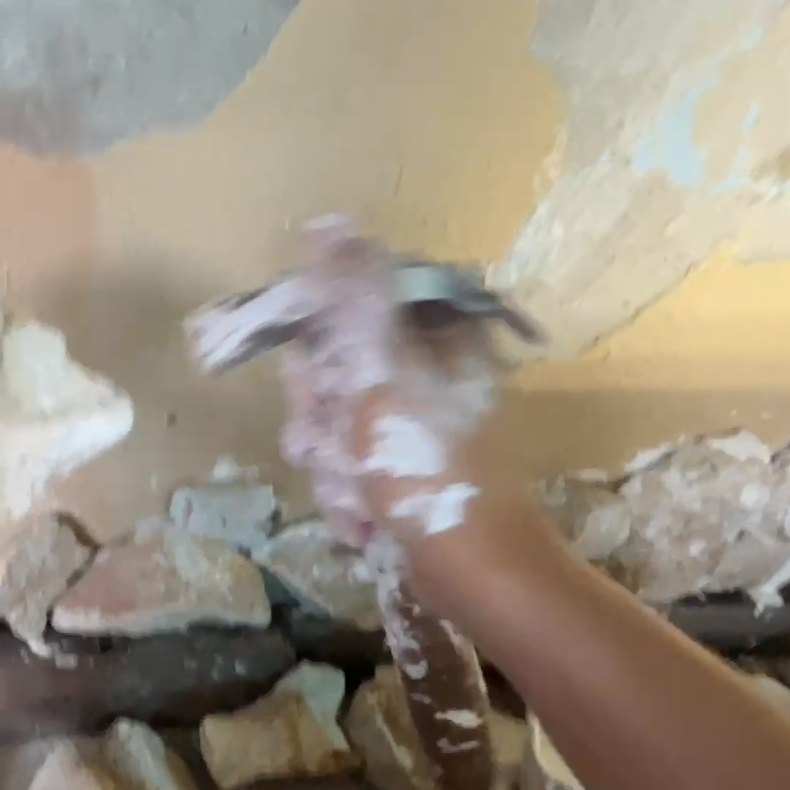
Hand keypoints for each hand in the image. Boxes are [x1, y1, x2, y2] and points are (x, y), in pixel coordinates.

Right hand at [274, 223, 530, 562]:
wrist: (473, 569)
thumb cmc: (429, 468)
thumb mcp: (383, 373)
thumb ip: (352, 298)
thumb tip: (323, 221)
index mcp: (427, 334)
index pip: (341, 308)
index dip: (316, 349)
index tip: (319, 383)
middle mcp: (416, 369)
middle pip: (326, 371)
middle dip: (318, 419)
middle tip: (336, 445)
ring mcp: (404, 420)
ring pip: (325, 423)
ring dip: (328, 465)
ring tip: (357, 494)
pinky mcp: (394, 463)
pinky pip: (339, 462)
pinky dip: (344, 492)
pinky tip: (363, 518)